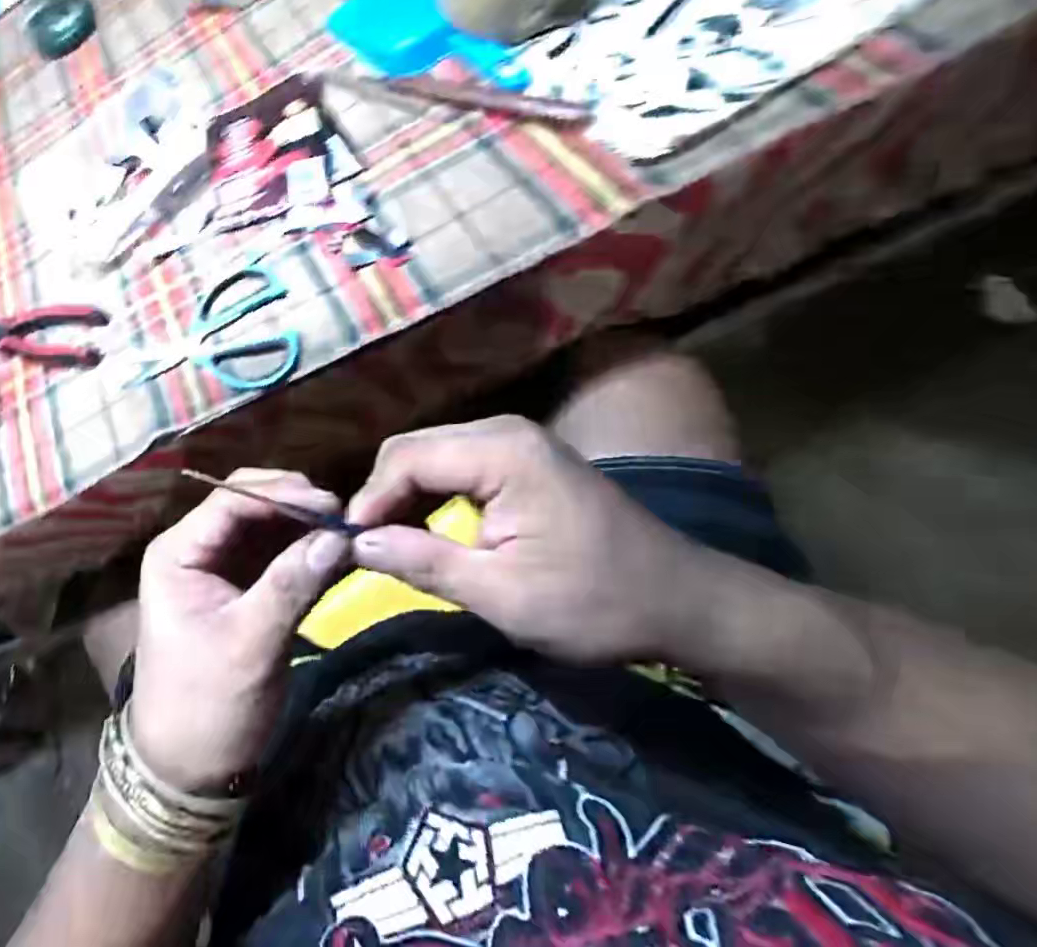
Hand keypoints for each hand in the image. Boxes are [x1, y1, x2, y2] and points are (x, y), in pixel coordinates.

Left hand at [130, 470, 350, 791]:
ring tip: (345, 531)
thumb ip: (291, 584)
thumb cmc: (208, 706)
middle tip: (343, 516)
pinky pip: (272, 556)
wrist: (187, 766)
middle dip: (292, 504)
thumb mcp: (251, 644)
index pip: (229, 502)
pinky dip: (301, 552)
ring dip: (301, 526)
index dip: (280, 495)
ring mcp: (216, 569)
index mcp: (177, 553)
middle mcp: (193, 550)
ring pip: (263, 528)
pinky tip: (333, 553)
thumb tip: (338, 535)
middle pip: (246, 505)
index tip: (331, 504)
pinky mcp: (239, 590)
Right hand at [346, 416, 728, 665]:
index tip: (348, 545)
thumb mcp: (504, 596)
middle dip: (380, 496)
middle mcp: (503, 432)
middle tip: (365, 546)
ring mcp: (513, 441)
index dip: (368, 500)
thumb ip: (423, 563)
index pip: (405, 459)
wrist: (688, 604)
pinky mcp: (518, 458)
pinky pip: (450, 465)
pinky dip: (426, 495)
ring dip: (400, 496)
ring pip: (425, 455)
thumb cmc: (599, 604)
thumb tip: (354, 544)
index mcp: (503, 454)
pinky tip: (422, 529)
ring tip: (387, 542)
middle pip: (410, 450)